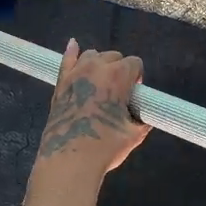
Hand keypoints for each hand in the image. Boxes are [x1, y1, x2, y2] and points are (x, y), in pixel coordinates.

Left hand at [36, 40, 148, 172]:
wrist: (69, 160)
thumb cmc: (105, 146)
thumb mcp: (135, 133)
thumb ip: (143, 118)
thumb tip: (145, 115)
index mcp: (118, 76)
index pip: (135, 63)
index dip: (137, 78)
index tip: (134, 95)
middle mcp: (96, 68)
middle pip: (114, 56)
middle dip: (120, 70)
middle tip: (118, 94)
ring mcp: (76, 73)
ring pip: (92, 55)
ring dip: (100, 64)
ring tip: (101, 83)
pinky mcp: (60, 83)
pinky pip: (67, 60)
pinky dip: (72, 52)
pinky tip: (73, 45)